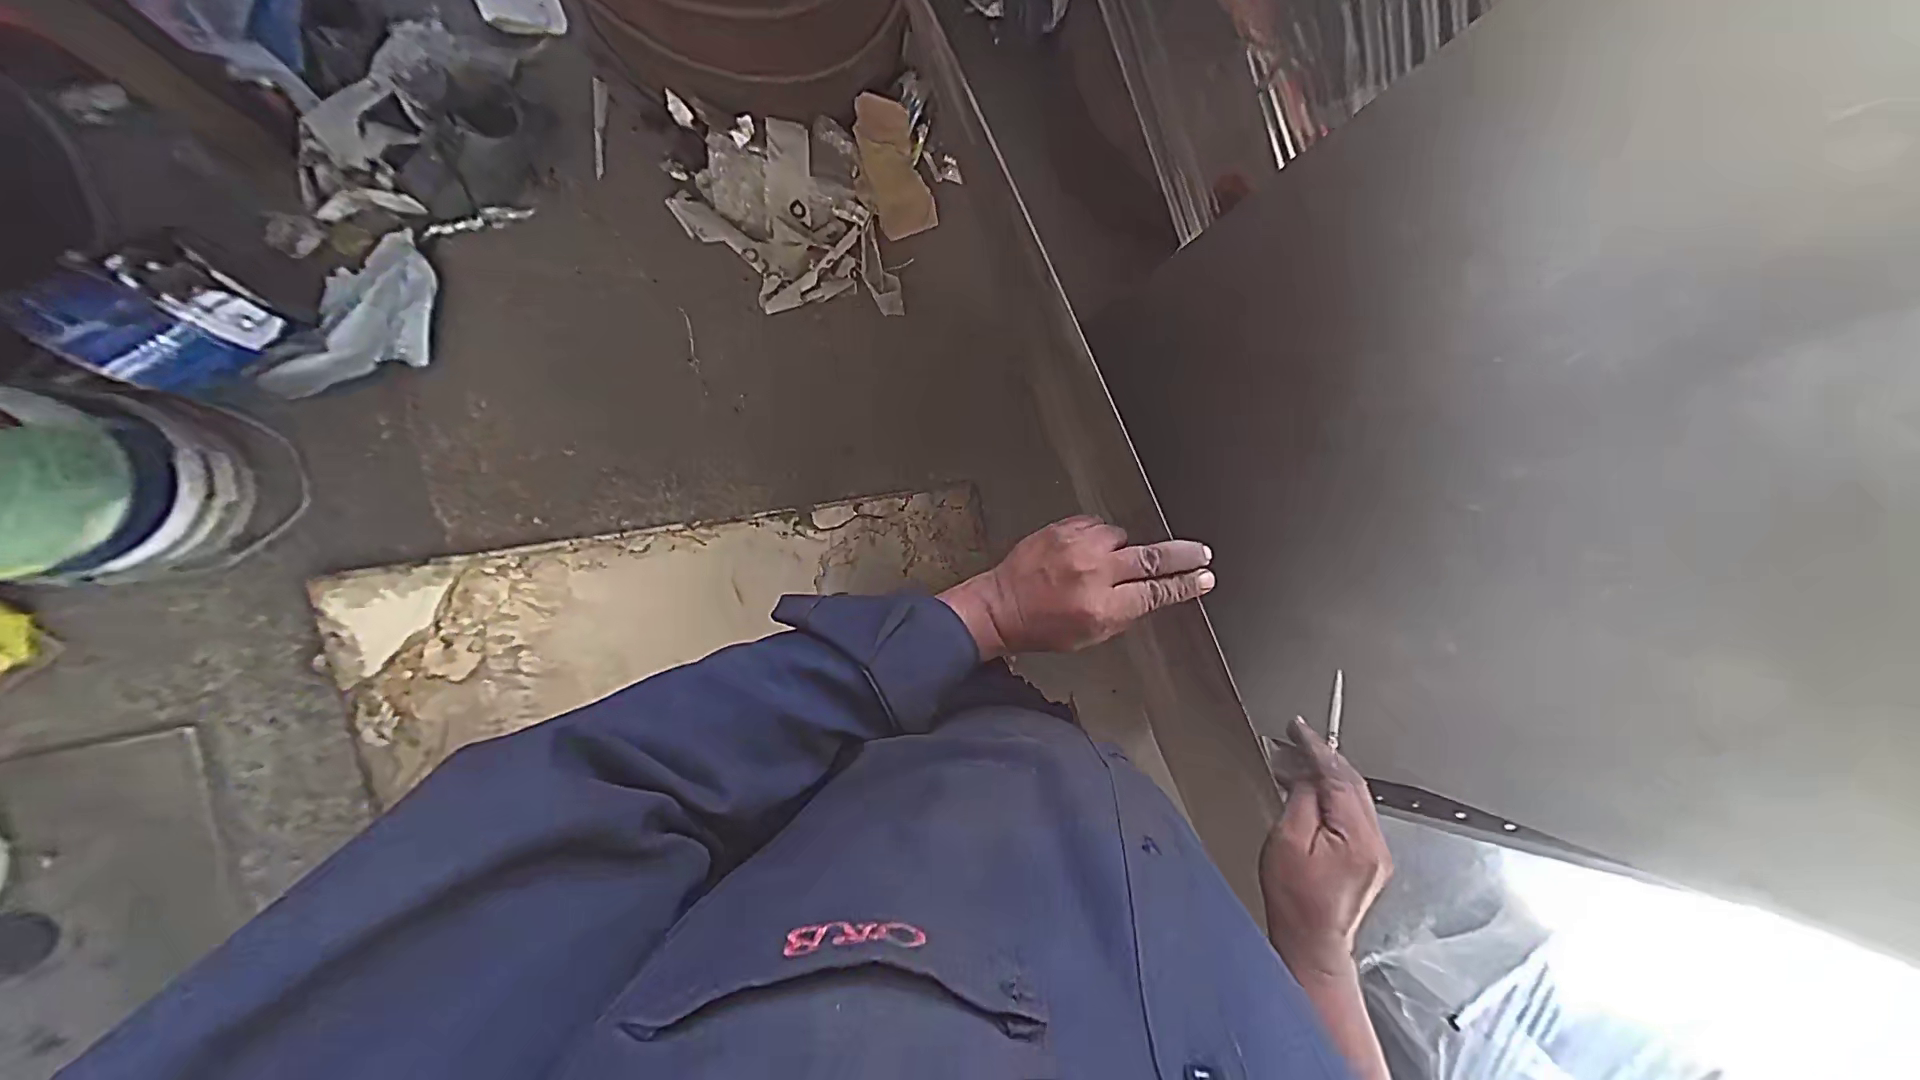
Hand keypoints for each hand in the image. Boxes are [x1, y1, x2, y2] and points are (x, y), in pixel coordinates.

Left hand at [937, 516, 1213, 659]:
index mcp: (1102, 607)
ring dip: (1122, 548)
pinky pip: (1096, 526)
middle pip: (1152, 558)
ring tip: (1105, 563)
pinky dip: (1097, 537)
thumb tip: (1154, 594)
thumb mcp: (1091, 635)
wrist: (1001, 605)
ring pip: (1122, 537)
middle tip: (1199, 554)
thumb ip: (1126, 613)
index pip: (1158, 591)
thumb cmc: (1040, 626)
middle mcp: (1092, 573)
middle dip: (1182, 555)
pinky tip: (1085, 551)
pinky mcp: (1062, 529)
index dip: (1186, 585)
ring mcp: (1076, 547)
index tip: (1203, 579)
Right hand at [1260, 716, 1392, 979]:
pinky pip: (1352, 813)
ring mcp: (1376, 853)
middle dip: (1321, 758)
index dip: (1315, 748)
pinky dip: (1330, 794)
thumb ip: (1300, 800)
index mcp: (1358, 837)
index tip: (1298, 728)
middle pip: (1352, 784)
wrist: (1311, 941)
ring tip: (1293, 763)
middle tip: (1293, 739)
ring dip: (1324, 776)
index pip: (1339, 777)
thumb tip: (1306, 774)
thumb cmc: (1295, 899)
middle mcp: (1376, 844)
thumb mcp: (1286, 840)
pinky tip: (1308, 790)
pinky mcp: (1369, 859)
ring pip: (1353, 796)